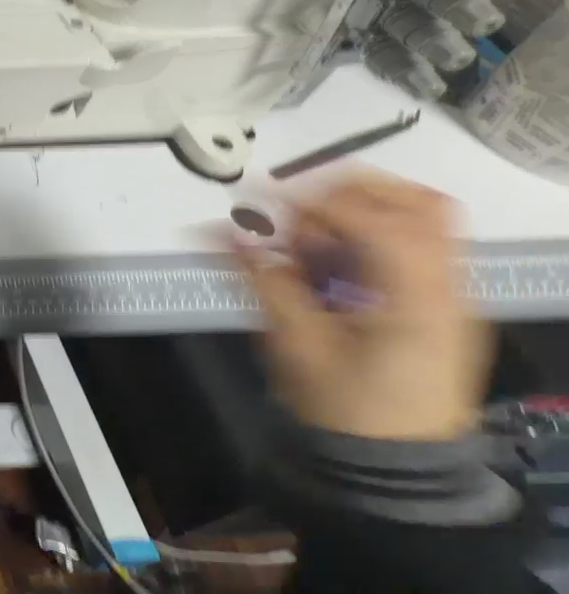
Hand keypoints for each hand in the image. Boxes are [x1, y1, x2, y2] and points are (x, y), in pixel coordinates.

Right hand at [235, 172, 489, 440]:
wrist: (395, 463)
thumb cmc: (343, 406)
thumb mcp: (293, 342)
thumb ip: (259, 277)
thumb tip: (212, 229)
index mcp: (415, 300)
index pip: (379, 222)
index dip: (315, 203)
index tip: (260, 203)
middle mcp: (442, 286)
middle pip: (414, 203)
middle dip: (343, 191)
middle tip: (289, 213)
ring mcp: (443, 291)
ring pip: (415, 215)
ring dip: (351, 210)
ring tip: (302, 239)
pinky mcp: (430, 297)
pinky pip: (405, 241)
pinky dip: (360, 231)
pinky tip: (318, 256)